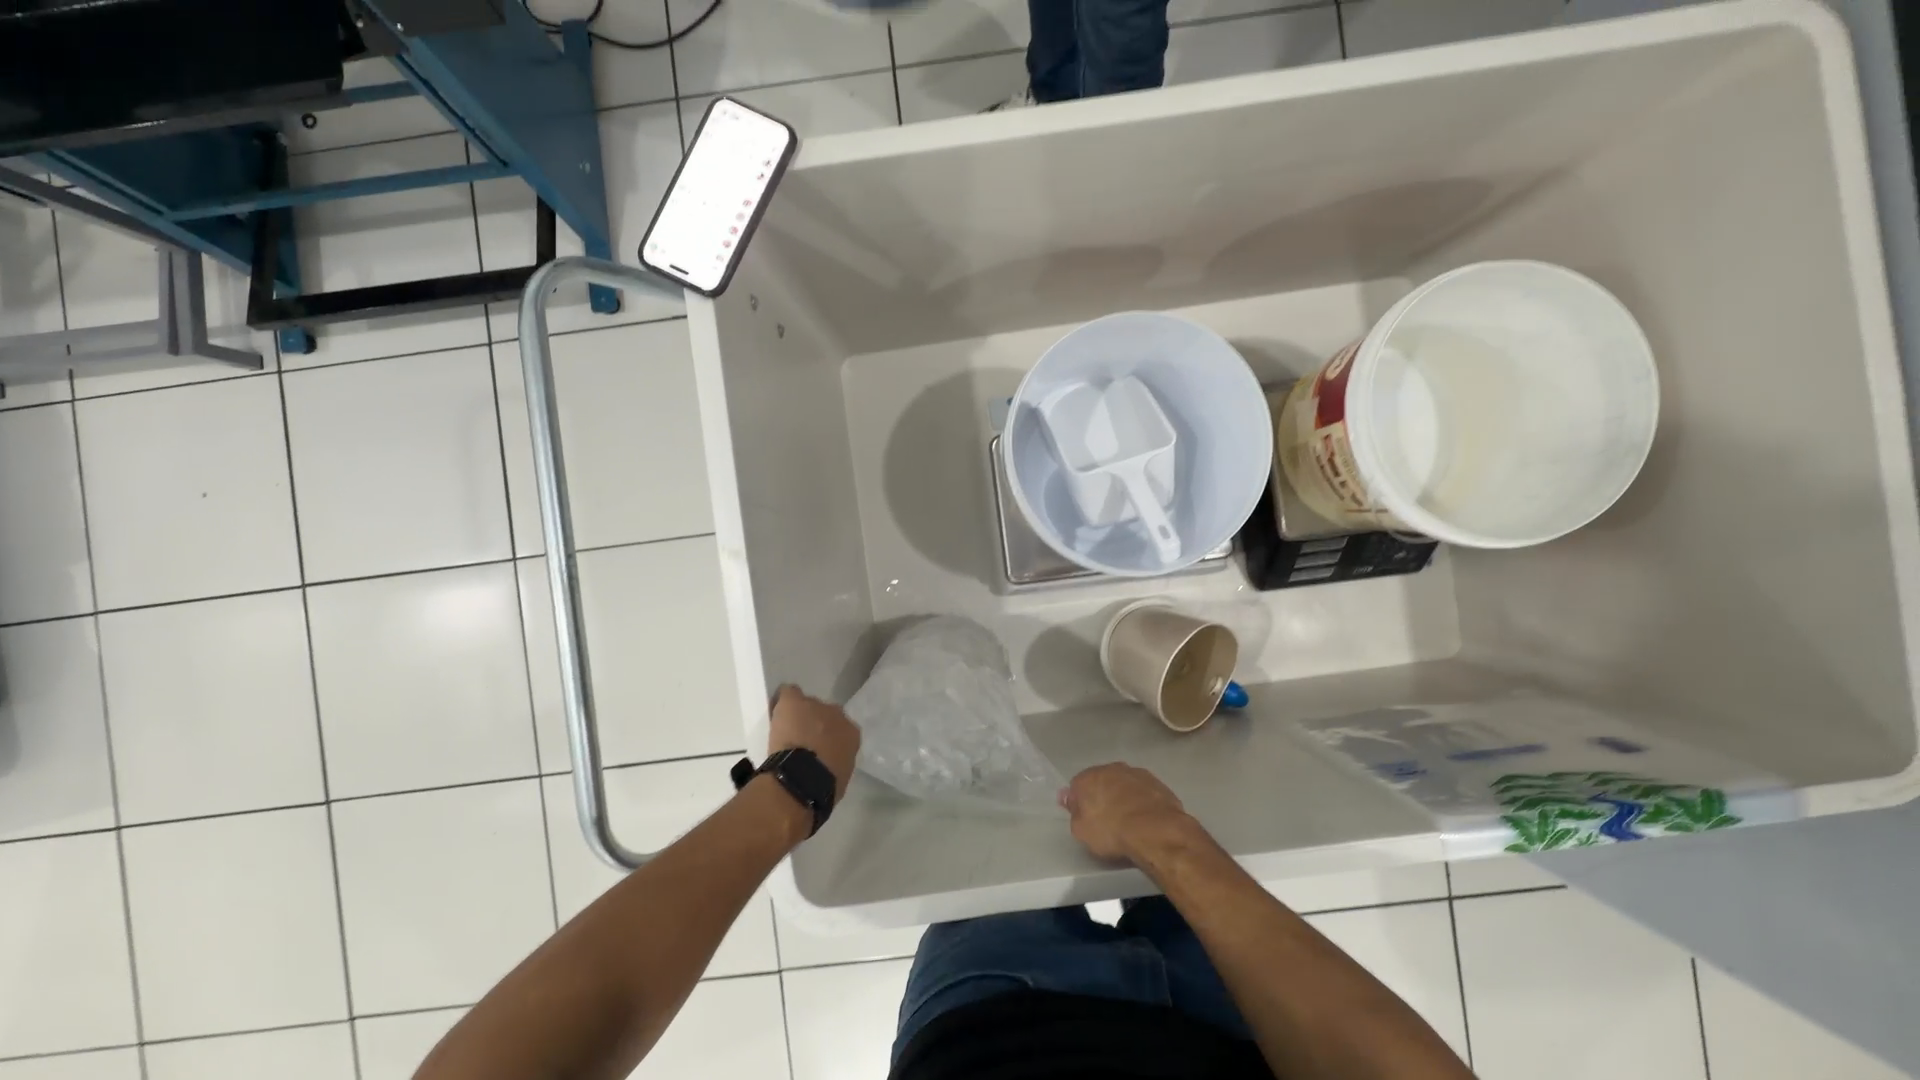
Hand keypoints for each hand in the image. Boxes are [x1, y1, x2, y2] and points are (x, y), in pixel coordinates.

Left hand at [768, 685, 860, 801]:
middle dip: (815, 725)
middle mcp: (838, 715)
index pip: (841, 731)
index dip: (828, 739)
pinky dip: (783, 700)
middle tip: (802, 741)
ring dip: (798, 716)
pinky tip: (776, 709)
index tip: (818, 750)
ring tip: (785, 730)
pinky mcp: (794, 702)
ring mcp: (815, 706)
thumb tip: (827, 763)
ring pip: (806, 705)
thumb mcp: (839, 775)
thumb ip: (836, 761)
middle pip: (825, 714)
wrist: (803, 779)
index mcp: (852, 734)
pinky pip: (789, 692)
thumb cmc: (823, 786)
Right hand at [1060, 763, 1198, 862]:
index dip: (1079, 803)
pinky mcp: (1159, 783)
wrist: (1155, 831)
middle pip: (1102, 781)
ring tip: (1129, 820)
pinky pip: (1143, 791)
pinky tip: (1145, 819)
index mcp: (1089, 777)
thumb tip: (1068, 798)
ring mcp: (1138, 774)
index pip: (1076, 786)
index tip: (1084, 818)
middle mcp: (1112, 768)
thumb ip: (1073, 812)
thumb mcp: (1081, 831)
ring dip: (1124, 796)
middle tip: (1106, 820)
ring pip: (1124, 784)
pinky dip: (1142, 801)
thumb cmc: (1111, 831)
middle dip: (1102, 796)